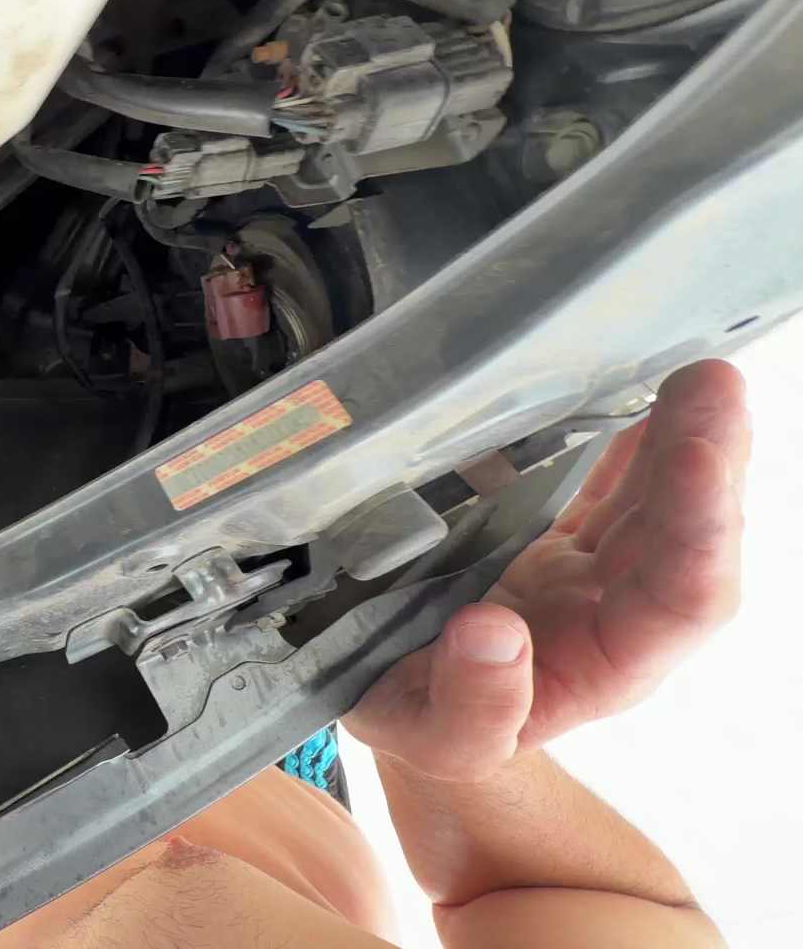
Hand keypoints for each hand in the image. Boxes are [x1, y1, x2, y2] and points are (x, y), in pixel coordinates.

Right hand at [345, 360, 749, 779]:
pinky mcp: (539, 550)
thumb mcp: (438, 736)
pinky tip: (633, 408)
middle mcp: (608, 611)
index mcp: (603, 662)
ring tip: (692, 378)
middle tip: (710, 382)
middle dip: (706, 458)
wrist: (403, 707)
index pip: (683, 591)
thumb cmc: (423, 727)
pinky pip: (594, 497)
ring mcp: (579, 576)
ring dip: (675, 442)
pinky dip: (619, 452)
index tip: (696, 444)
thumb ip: (474, 700)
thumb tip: (494, 629)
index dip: (699, 520)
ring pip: (647, 506)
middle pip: (683, 535)